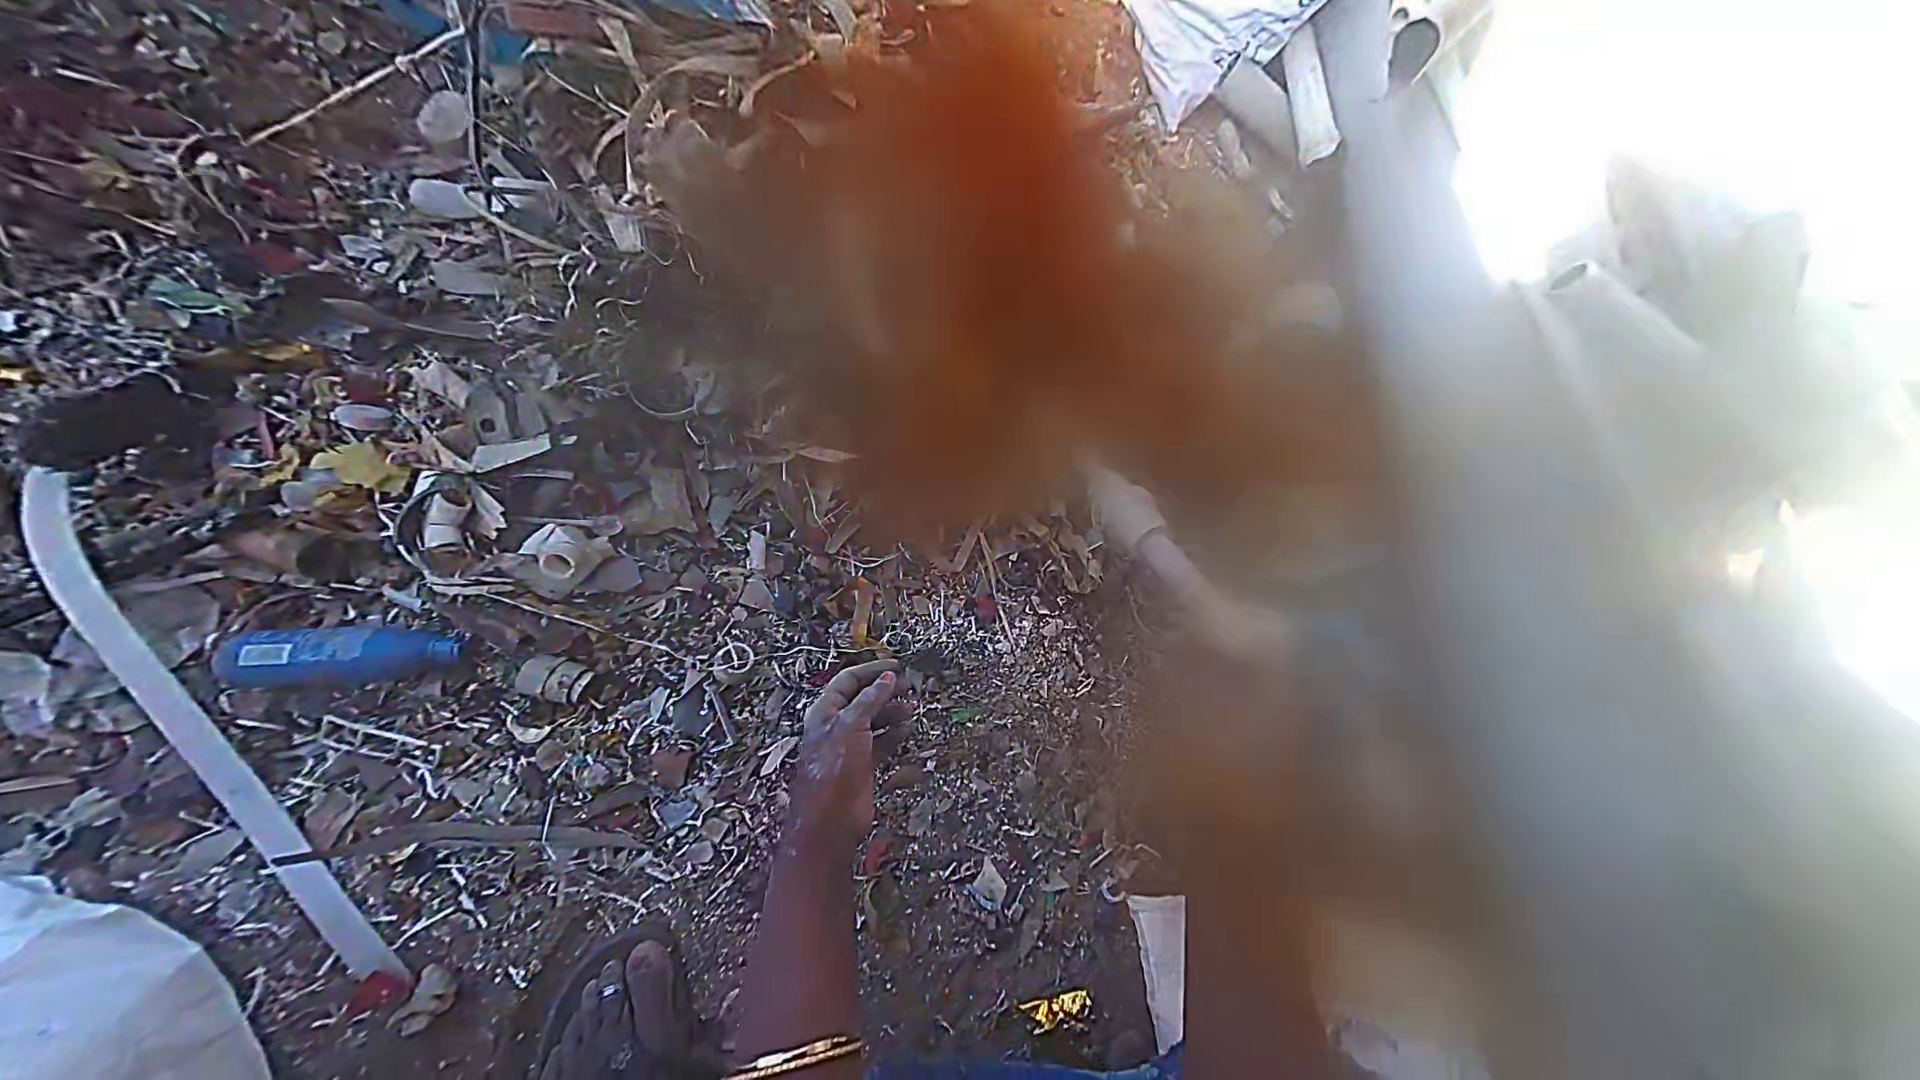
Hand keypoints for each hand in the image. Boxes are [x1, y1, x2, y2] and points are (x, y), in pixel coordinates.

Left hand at [788, 659, 906, 854]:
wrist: (830, 820)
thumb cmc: (832, 769)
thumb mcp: (850, 725)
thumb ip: (870, 699)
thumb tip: (887, 679)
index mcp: (825, 712)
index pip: (848, 681)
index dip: (871, 671)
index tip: (895, 666)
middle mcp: (836, 725)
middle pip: (863, 699)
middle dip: (885, 691)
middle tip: (908, 686)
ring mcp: (850, 746)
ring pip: (874, 720)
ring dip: (892, 712)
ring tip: (910, 708)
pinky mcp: (862, 764)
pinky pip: (881, 742)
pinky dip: (894, 734)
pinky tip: (906, 730)